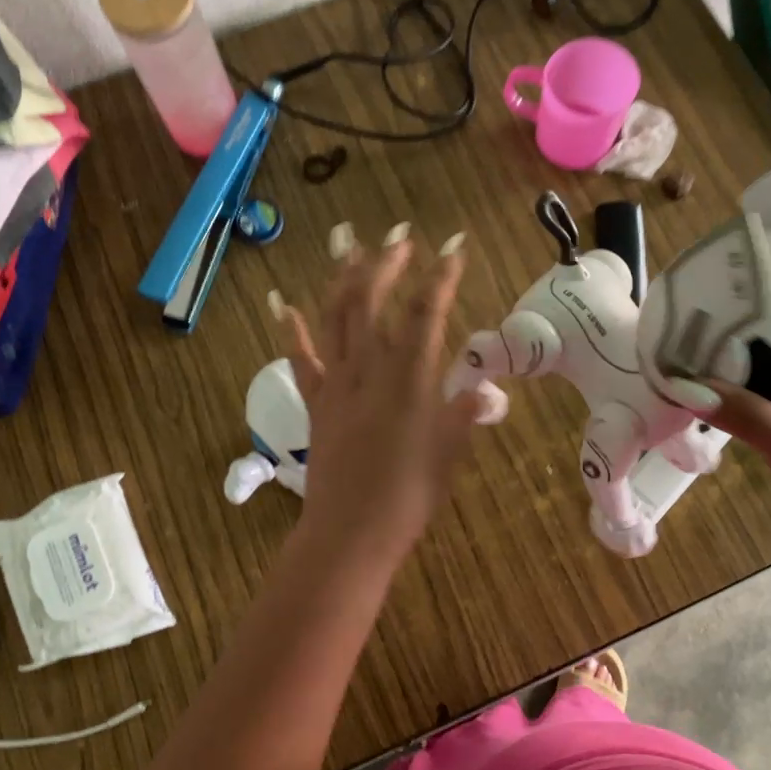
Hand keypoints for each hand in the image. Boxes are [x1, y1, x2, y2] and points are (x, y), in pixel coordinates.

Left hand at [272, 225, 484, 558]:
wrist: (349, 534)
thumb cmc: (408, 499)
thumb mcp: (448, 456)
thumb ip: (465, 415)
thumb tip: (489, 390)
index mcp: (409, 382)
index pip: (426, 316)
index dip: (441, 278)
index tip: (454, 246)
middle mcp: (369, 373)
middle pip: (372, 304)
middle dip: (386, 263)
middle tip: (400, 235)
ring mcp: (337, 385)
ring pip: (336, 320)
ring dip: (344, 279)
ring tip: (350, 244)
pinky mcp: (316, 403)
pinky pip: (301, 360)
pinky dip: (291, 329)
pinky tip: (282, 302)